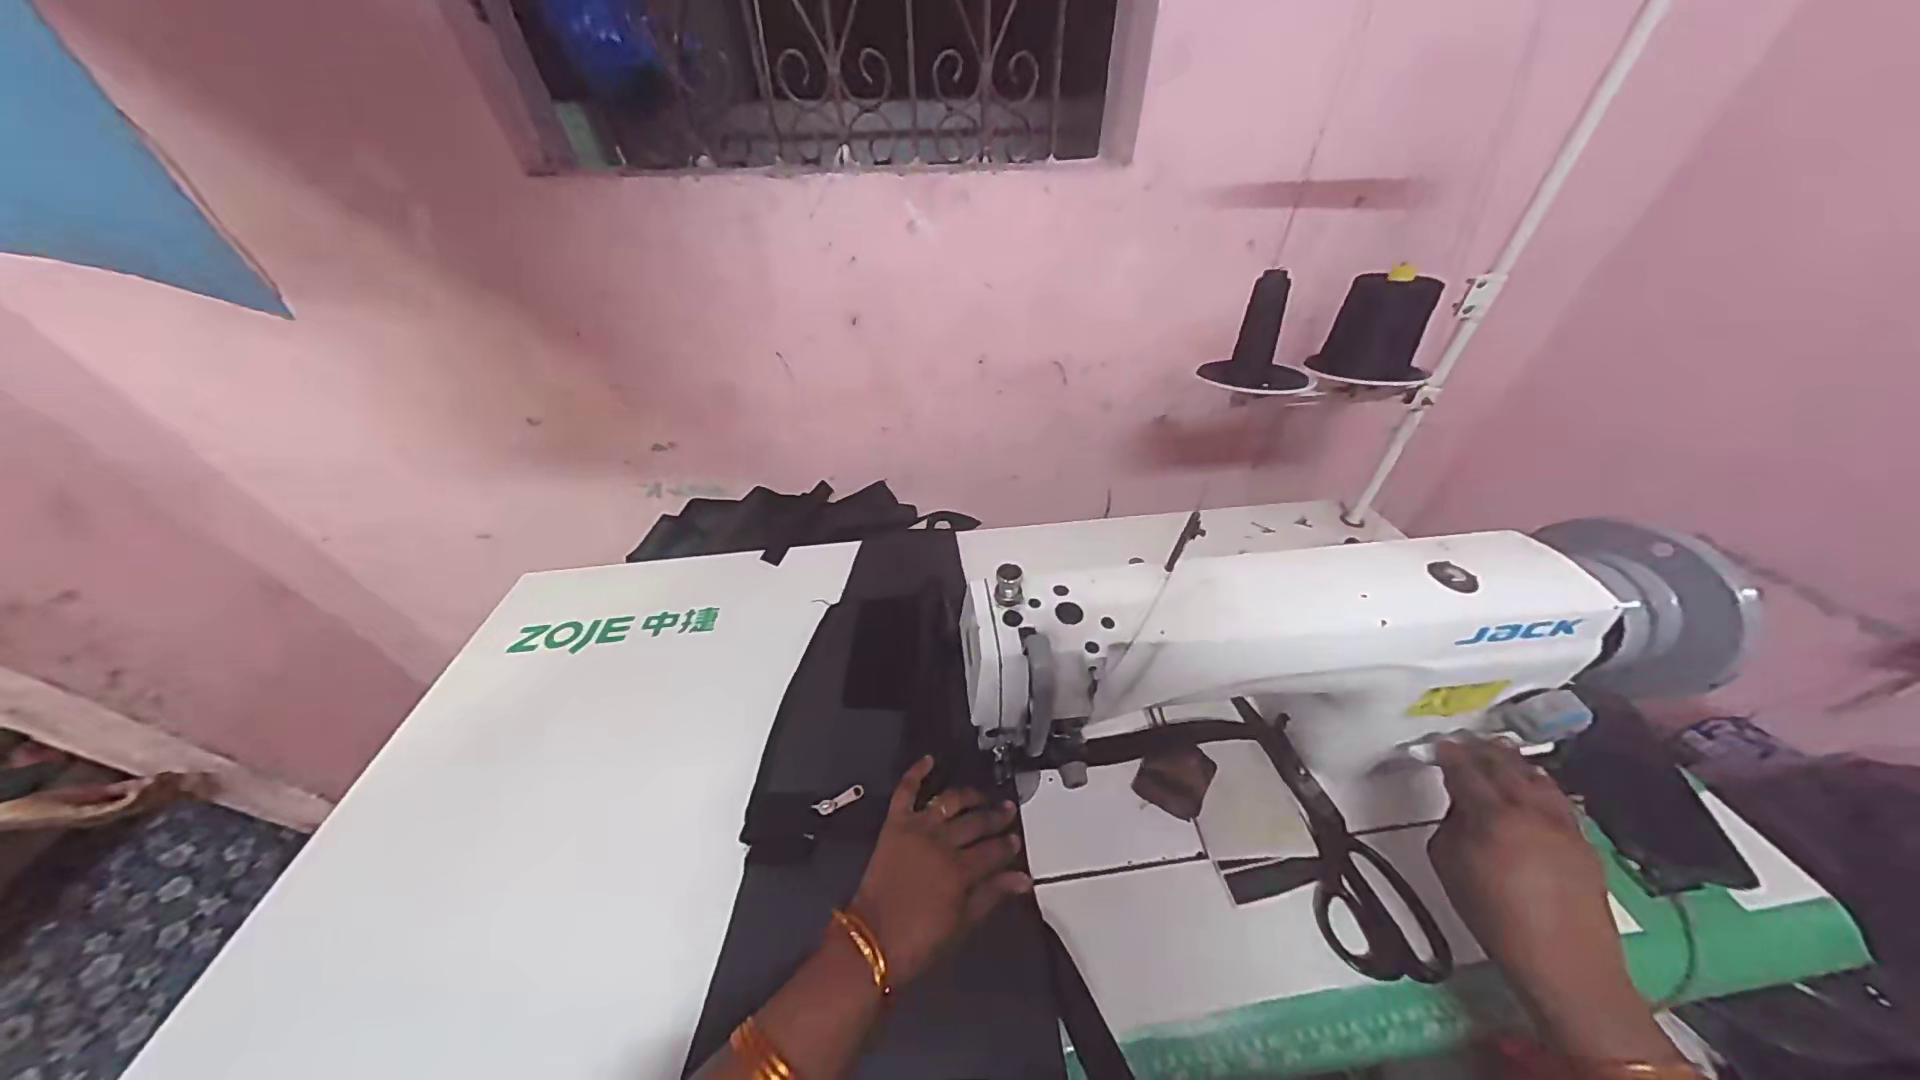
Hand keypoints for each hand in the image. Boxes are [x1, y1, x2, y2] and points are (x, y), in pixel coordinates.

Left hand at [850, 757, 1031, 984]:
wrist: (872, 941)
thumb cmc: (919, 939)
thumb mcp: (962, 923)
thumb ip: (992, 894)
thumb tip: (1022, 879)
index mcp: (960, 870)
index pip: (993, 850)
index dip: (1007, 845)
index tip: (1016, 839)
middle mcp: (942, 842)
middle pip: (975, 823)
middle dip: (995, 816)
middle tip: (1007, 810)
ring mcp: (917, 829)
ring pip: (949, 801)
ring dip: (968, 795)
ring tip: (981, 794)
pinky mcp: (894, 824)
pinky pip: (905, 792)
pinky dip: (916, 773)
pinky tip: (928, 760)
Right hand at [1429, 739, 1683, 1065]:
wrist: (1564, 963)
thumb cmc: (1493, 915)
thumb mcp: (1449, 864)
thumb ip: (1451, 824)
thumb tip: (1460, 806)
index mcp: (1492, 816)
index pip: (1466, 770)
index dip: (1450, 753)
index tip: (1441, 745)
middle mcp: (1531, 812)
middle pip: (1505, 766)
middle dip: (1483, 750)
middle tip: (1468, 741)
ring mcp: (1564, 825)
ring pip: (1538, 777)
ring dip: (1515, 761)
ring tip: (1501, 751)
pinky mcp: (1585, 842)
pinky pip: (1559, 799)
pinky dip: (1541, 783)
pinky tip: (1533, 783)